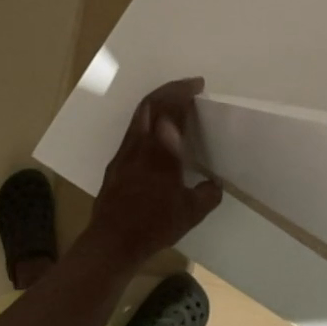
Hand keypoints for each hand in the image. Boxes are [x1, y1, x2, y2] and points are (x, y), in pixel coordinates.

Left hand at [83, 78, 221, 271]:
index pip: (170, 110)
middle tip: (186, 88)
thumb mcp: (191, 212)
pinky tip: (155, 138)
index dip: (183, 92)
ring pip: (137, 118)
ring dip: (155, 106)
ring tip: (173, 108)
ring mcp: (123, 155)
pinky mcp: (114, 166)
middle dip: (168, 90)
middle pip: (149, 105)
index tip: (196, 85)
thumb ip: (207, 194)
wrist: (113, 240)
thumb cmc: (154, 224)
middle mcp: (139, 145)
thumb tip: (214, 185)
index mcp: (160, 151)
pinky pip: (132, 134)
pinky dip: (146, 125)